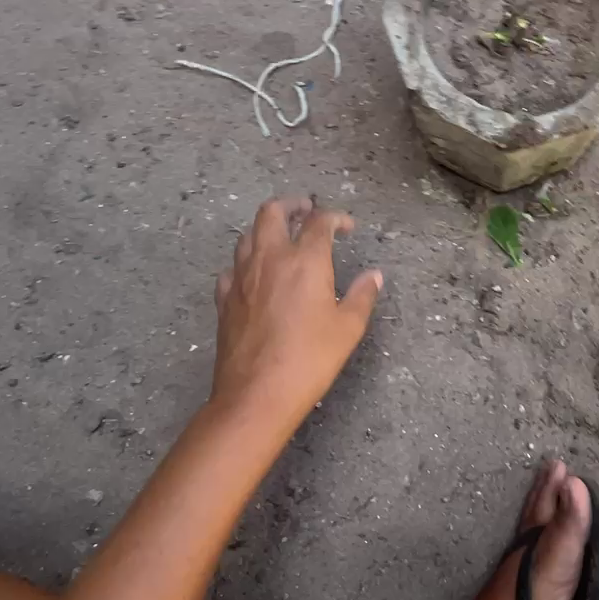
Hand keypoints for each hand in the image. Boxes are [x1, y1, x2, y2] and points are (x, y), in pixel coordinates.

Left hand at [210, 197, 381, 421]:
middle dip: (291, 205)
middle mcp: (270, 259)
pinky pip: (232, 267)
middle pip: (272, 213)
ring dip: (266, 228)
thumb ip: (362, 295)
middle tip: (307, 210)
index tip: (347, 227)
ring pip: (248, 235)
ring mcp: (241, 278)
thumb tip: (374, 276)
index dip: (336, 218)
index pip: (320, 222)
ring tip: (282, 236)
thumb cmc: (310, 359)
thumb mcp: (348, 328)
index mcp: (306, 261)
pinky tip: (255, 274)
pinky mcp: (224, 300)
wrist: (257, 394)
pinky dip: (246, 261)